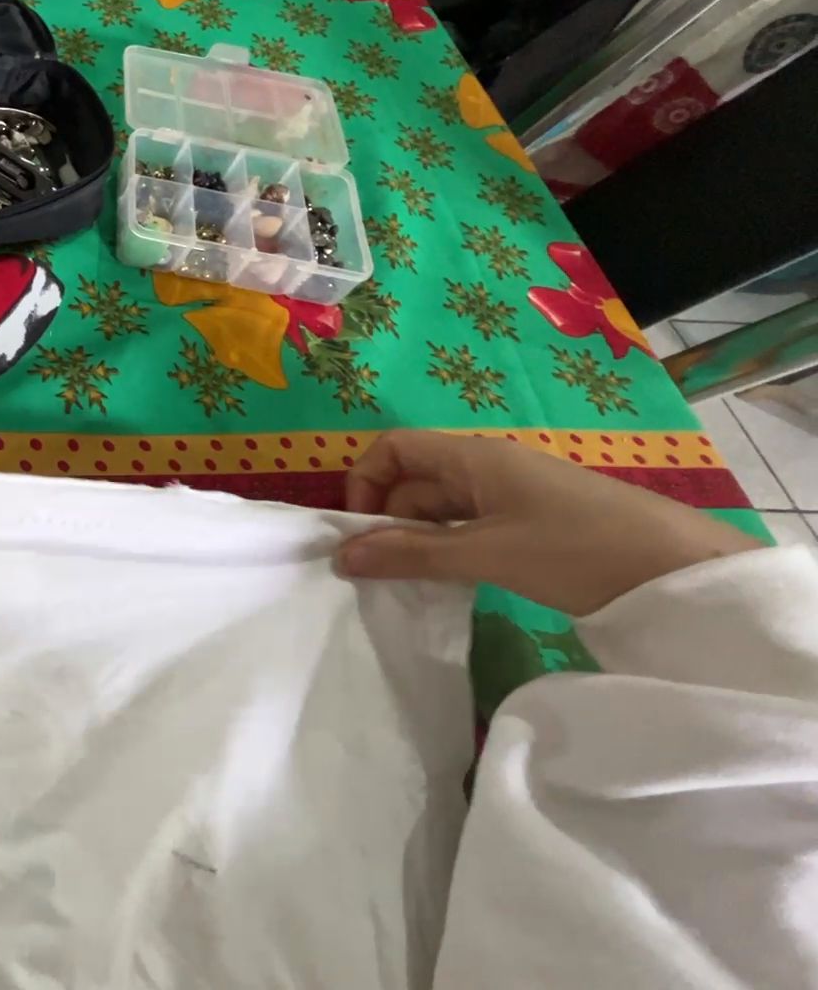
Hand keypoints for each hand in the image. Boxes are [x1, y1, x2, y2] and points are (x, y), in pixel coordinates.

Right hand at [337, 429, 762, 614]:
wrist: (689, 574)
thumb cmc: (578, 548)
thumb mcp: (486, 553)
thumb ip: (410, 554)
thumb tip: (341, 556)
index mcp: (473, 458)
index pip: (394, 448)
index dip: (365, 480)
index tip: (360, 527)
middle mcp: (487, 468)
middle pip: (412, 482)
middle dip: (388, 519)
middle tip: (379, 567)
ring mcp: (511, 497)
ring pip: (440, 510)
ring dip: (417, 540)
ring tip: (409, 579)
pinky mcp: (531, 525)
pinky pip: (468, 529)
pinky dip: (448, 550)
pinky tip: (449, 581)